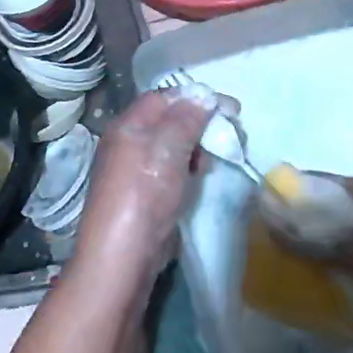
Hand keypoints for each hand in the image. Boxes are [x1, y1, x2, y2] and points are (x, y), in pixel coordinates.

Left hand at [68, 89, 216, 285]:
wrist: (122, 257)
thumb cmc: (143, 193)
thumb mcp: (167, 148)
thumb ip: (187, 118)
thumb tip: (204, 96)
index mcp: (128, 125)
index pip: (164, 97)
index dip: (196, 97)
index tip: (229, 108)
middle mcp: (128, 143)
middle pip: (169, 121)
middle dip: (200, 122)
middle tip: (230, 133)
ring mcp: (134, 170)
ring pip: (172, 147)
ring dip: (197, 147)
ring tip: (217, 156)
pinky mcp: (144, 195)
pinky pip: (171, 170)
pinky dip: (189, 168)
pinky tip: (201, 177)